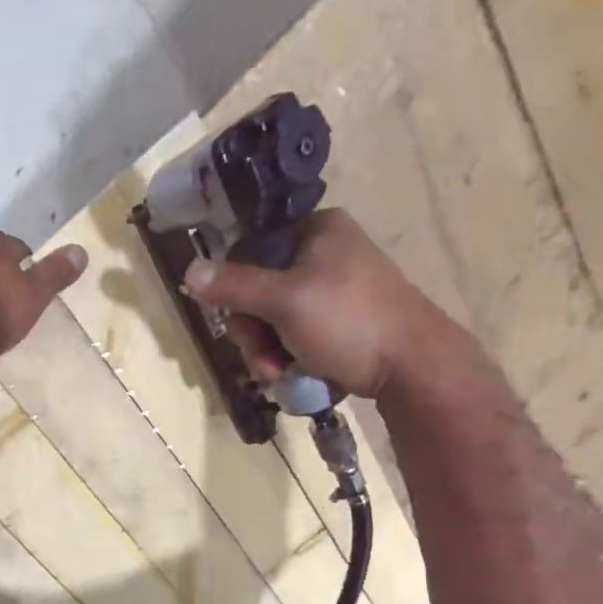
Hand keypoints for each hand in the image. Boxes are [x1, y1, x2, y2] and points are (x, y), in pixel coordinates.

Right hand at [182, 209, 451, 398]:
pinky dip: (286, 356)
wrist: (412, 366)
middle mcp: (322, 252)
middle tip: (261, 354)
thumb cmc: (348, 321)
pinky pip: (293, 334)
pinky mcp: (337, 320)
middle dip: (253, 331)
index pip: (251, 249)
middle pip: (257, 290)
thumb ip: (235, 285)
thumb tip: (189, 270)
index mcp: (316, 230)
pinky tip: (292, 373)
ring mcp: (331, 289)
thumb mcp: (285, 301)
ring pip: (271, 319)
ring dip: (265, 351)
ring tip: (279, 372)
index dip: (234, 287)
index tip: (235, 317)